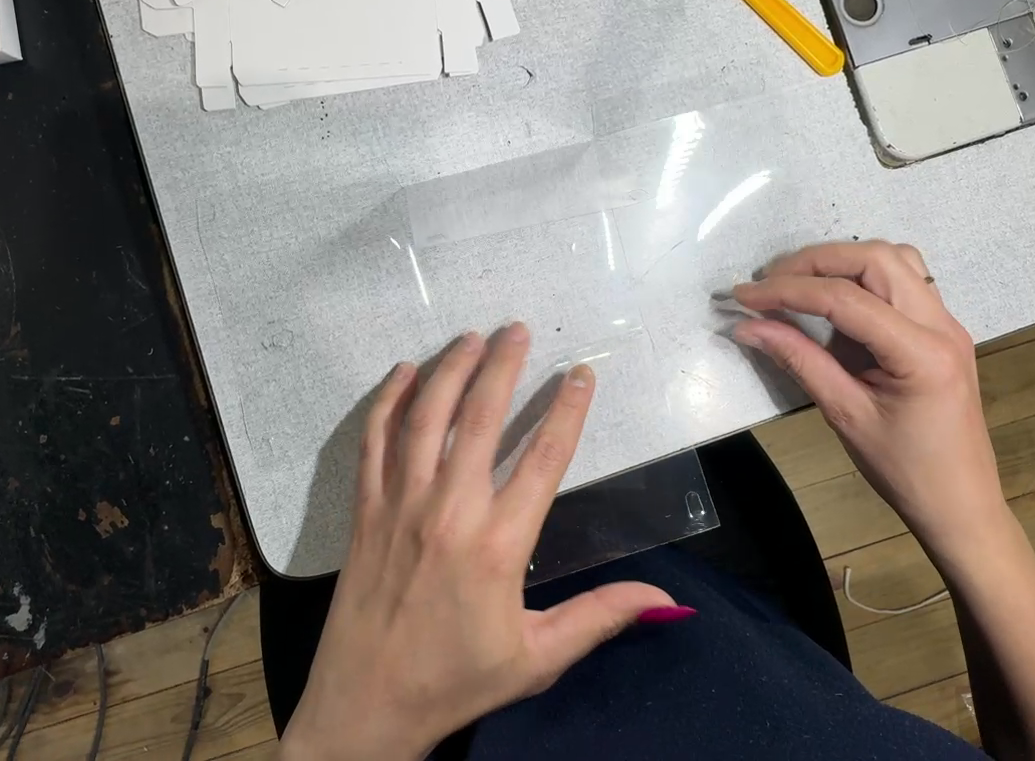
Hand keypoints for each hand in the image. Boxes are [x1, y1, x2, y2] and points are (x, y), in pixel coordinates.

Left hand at [280, 325, 677, 760]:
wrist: (366, 705)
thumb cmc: (457, 679)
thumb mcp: (537, 657)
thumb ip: (599, 616)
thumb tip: (667, 598)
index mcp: (500, 545)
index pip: (544, 458)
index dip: (568, 410)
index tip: (581, 374)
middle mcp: (451, 510)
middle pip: (482, 418)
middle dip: (503, 366)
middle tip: (516, 329)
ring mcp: (402, 503)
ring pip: (427, 417)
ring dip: (449, 370)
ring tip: (470, 336)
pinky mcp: (367, 508)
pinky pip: (375, 440)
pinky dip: (388, 401)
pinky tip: (403, 372)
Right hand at [730, 241, 1006, 556]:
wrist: (960, 505)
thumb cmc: (904, 470)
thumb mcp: (844, 415)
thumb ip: (798, 360)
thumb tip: (748, 326)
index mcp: (922, 352)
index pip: (845, 299)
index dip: (787, 290)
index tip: (743, 296)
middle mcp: (941, 324)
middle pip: (875, 259)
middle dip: (815, 261)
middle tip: (769, 282)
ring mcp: (946, 323)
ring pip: (894, 259)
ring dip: (841, 261)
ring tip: (798, 283)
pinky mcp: (940, 329)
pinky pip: (902, 280)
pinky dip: (862, 276)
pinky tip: (833, 299)